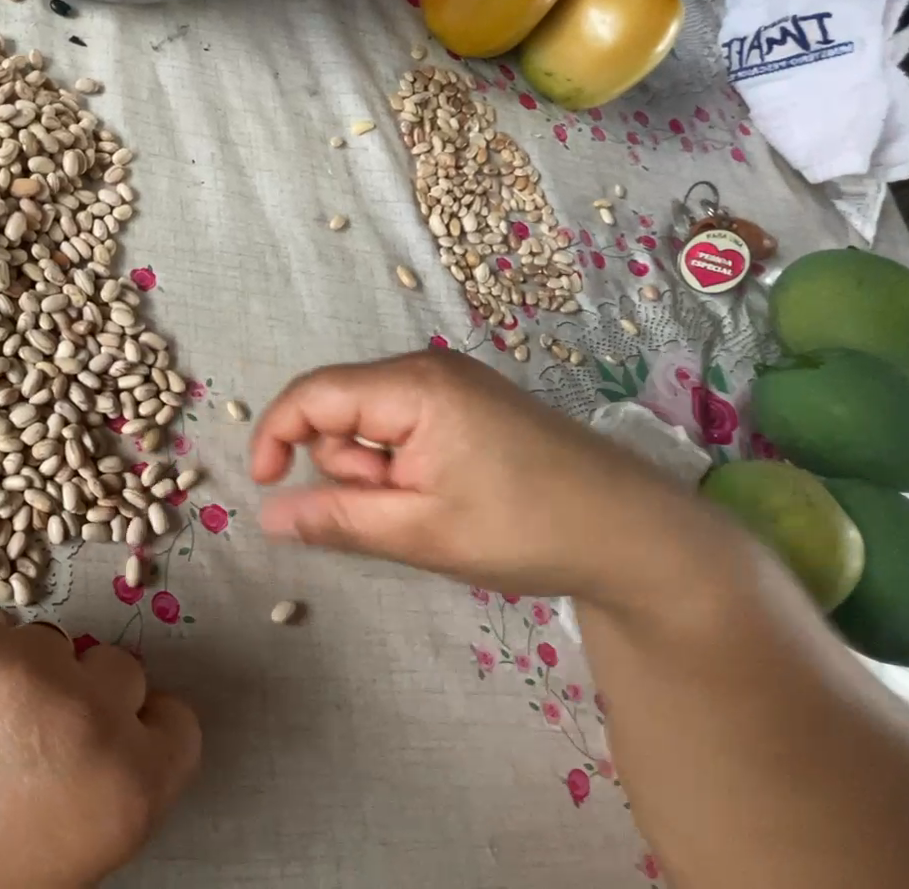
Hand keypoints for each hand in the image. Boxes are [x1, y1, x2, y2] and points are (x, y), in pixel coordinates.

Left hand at [0, 615, 200, 887]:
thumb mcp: (76, 851)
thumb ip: (118, 784)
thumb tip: (129, 728)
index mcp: (129, 781)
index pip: (178, 722)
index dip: (147, 726)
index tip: (121, 730)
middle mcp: (87, 711)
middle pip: (122, 668)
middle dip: (92, 694)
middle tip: (44, 725)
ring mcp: (21, 662)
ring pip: (53, 641)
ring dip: (33, 669)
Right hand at [249, 350, 735, 609]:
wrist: (643, 539)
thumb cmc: (528, 531)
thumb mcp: (419, 532)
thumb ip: (334, 517)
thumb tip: (265, 516)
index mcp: (415, 387)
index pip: (312, 395)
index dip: (276, 435)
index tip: (265, 485)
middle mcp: (427, 369)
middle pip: (338, 410)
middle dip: (348, 466)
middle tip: (399, 510)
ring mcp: (450, 383)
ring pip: (366, 423)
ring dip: (376, 471)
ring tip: (431, 505)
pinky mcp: (465, 403)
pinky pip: (398, 428)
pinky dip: (400, 465)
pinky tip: (444, 493)